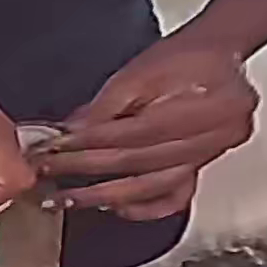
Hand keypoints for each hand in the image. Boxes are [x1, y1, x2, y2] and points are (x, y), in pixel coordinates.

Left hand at [33, 34, 257, 219]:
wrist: (213, 58)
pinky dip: (142, 207)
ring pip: (152, 185)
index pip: (136, 133)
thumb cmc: (179, 62)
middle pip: (140, 161)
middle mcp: (218, 135)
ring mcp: (211, 156)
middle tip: (48, 171)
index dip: (89, 143)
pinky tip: (112, 208)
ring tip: (66, 199)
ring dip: (103, 195)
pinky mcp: (201, 168)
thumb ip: (102, 109)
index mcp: (211, 105)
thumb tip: (68, 134)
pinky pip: (172, 198)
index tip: (54, 148)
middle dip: (86, 168)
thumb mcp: (136, 75)